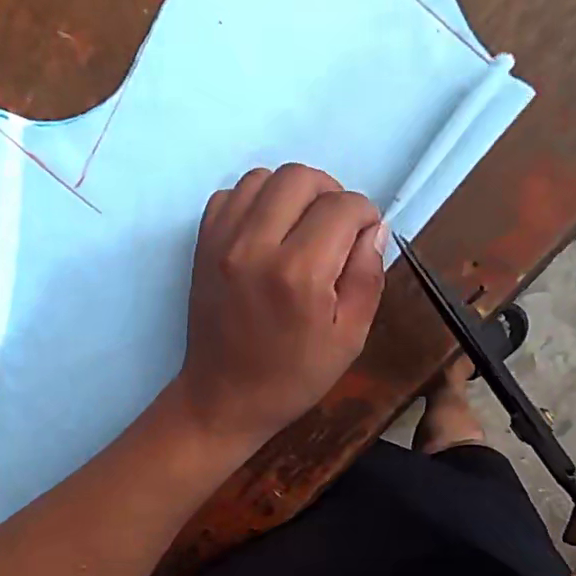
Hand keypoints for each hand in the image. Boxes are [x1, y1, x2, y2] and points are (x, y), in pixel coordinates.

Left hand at [174, 164, 387, 443]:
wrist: (225, 397)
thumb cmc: (294, 376)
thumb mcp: (351, 338)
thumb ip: (367, 276)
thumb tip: (373, 228)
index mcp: (300, 274)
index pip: (343, 207)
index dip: (365, 215)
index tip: (365, 236)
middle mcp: (256, 246)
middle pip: (301, 177)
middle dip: (331, 194)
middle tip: (337, 228)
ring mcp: (222, 242)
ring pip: (264, 177)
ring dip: (292, 193)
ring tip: (302, 226)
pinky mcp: (202, 244)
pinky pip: (231, 194)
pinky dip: (255, 201)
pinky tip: (268, 231)